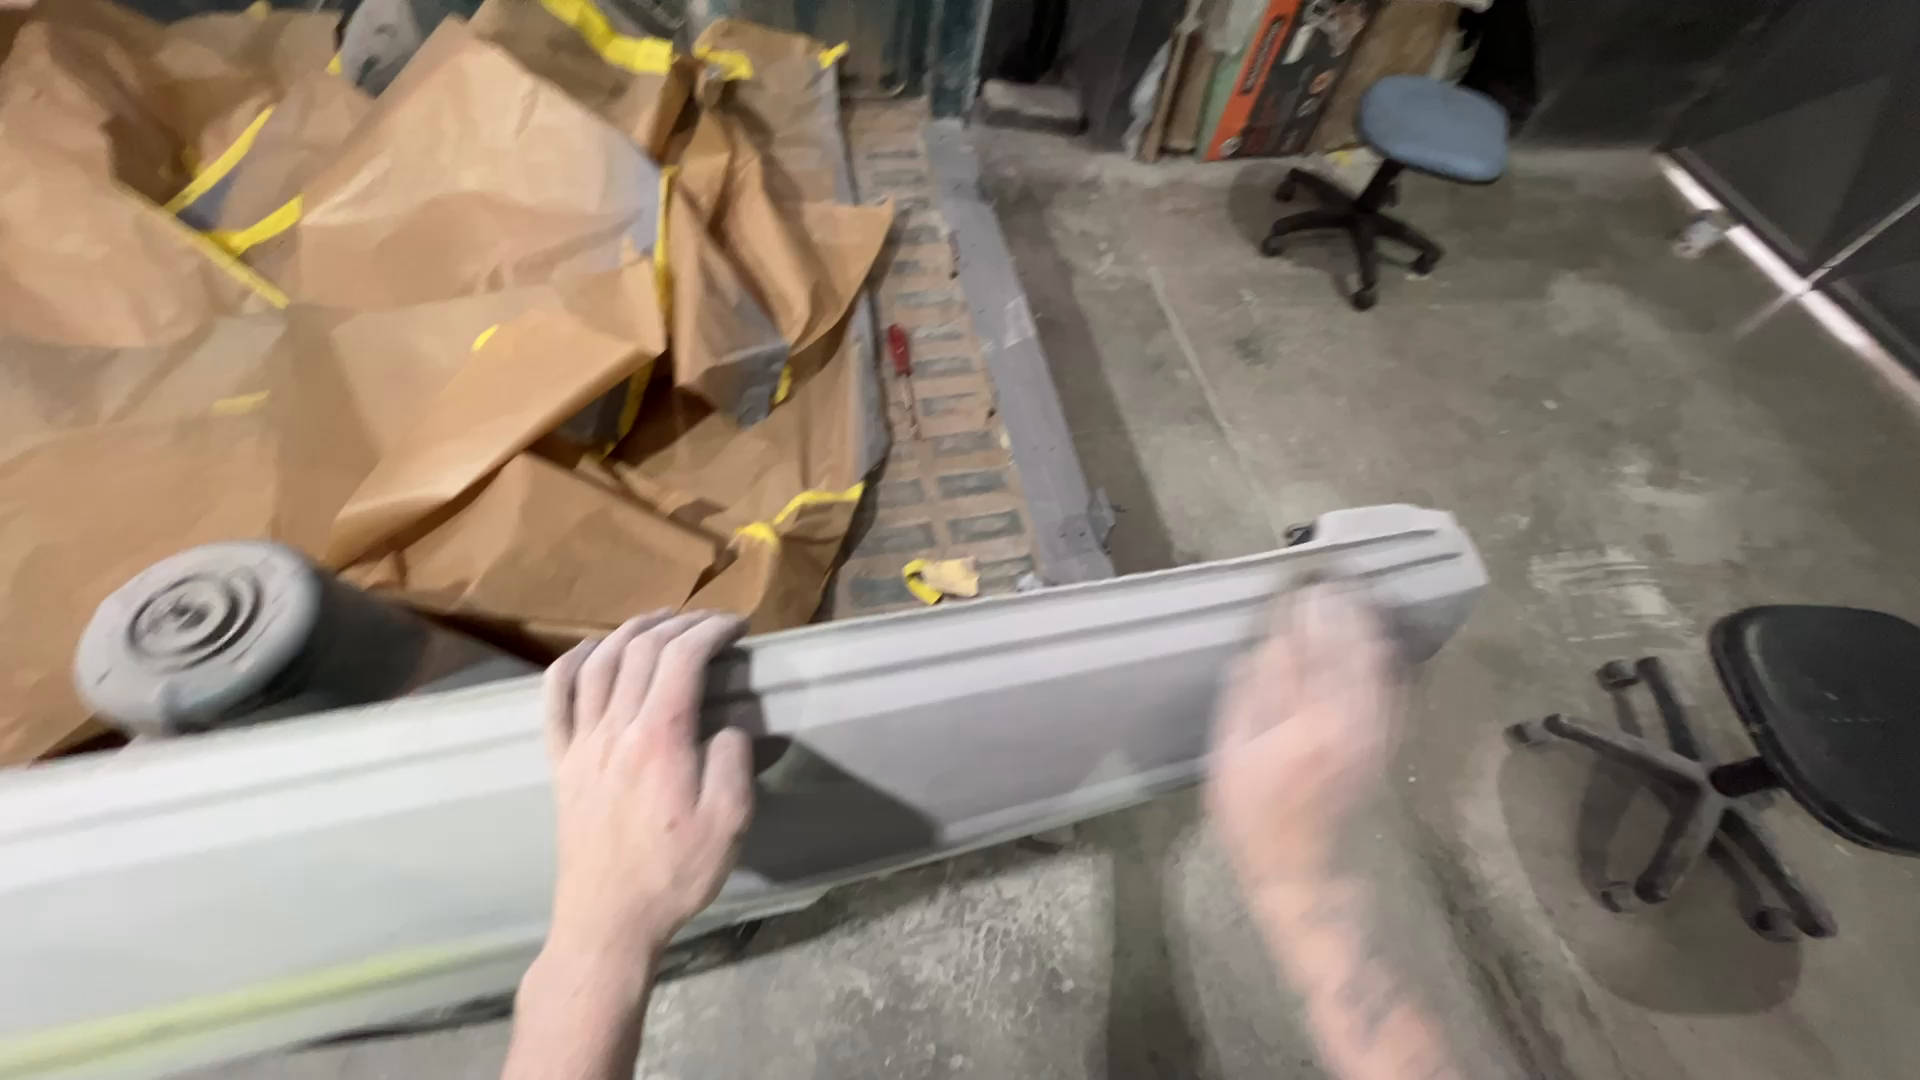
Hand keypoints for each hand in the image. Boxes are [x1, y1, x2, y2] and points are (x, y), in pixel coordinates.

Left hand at [540, 612, 755, 970]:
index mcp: (660, 739)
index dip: (711, 630)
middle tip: (708, 622)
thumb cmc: (674, 873)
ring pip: (599, 663)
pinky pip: (555, 700)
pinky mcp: (561, 764)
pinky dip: (570, 664)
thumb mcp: (729, 822)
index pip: (682, 658)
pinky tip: (586, 650)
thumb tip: (726, 726)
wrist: (608, 922)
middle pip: (641, 650)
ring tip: (659, 619)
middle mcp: (616, 730)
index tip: (737, 626)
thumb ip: (733, 761)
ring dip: (630, 630)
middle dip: (680, 623)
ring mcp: (581, 745)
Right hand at [1206, 583, 1399, 885]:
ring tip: (1356, 598)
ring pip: (1377, 668)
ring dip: (1368, 630)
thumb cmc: (1251, 811)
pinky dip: (1389, 663)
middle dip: (1340, 613)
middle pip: (1348, 653)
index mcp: (1301, 722)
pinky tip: (1382, 643)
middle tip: (1330, 582)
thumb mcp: (1231, 754)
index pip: (1301, 653)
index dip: (1298, 617)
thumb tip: (1266, 649)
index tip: (1296, 588)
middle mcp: (1345, 722)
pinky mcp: (1382, 747)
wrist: (1300, 866)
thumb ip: (1249, 697)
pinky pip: (1394, 694)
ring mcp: (1370, 735)